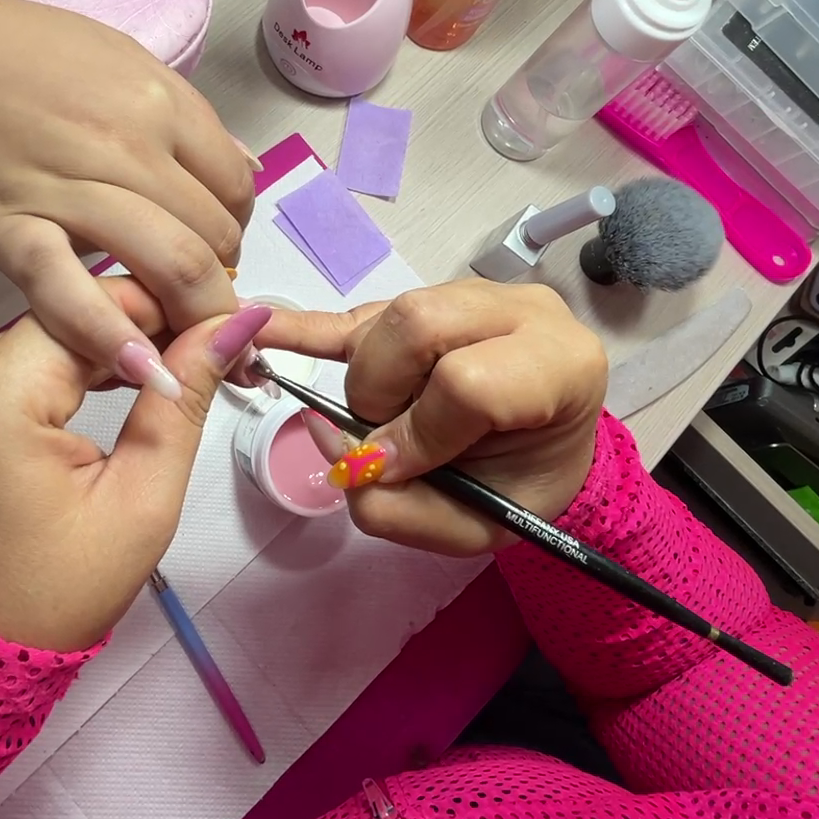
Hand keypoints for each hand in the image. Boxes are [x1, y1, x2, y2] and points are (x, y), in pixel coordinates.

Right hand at [0, 0, 258, 402]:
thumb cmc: (2, 48)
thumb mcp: (112, 54)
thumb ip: (180, 113)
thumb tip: (237, 167)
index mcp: (155, 97)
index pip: (235, 185)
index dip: (238, 226)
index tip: (222, 247)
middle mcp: (126, 145)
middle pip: (213, 235)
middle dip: (222, 280)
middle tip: (205, 300)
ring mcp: (68, 191)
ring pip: (168, 265)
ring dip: (194, 313)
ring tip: (188, 334)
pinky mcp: (10, 232)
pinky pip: (72, 294)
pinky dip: (112, 336)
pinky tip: (142, 370)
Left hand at [0, 280, 271, 651]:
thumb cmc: (56, 591)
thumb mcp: (140, 498)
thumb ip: (184, 398)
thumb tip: (236, 322)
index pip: (96, 307)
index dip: (170, 307)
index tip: (229, 331)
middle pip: (73, 314)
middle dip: (149, 328)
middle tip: (217, 353)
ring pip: (54, 331)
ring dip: (118, 345)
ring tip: (183, 366)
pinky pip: (28, 360)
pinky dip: (80, 364)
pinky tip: (129, 375)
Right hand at [255, 280, 607, 556]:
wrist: (543, 443)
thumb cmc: (522, 481)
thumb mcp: (484, 525)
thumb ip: (406, 511)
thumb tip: (340, 451)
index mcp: (558, 365)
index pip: (467, 382)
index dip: (419, 432)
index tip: (396, 466)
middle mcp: (518, 310)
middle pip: (415, 326)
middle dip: (379, 393)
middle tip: (385, 436)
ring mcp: (470, 293)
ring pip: (384, 319)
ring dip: (364, 377)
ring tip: (387, 412)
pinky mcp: (421, 298)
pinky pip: (354, 311)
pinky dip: (303, 327)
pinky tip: (260, 330)